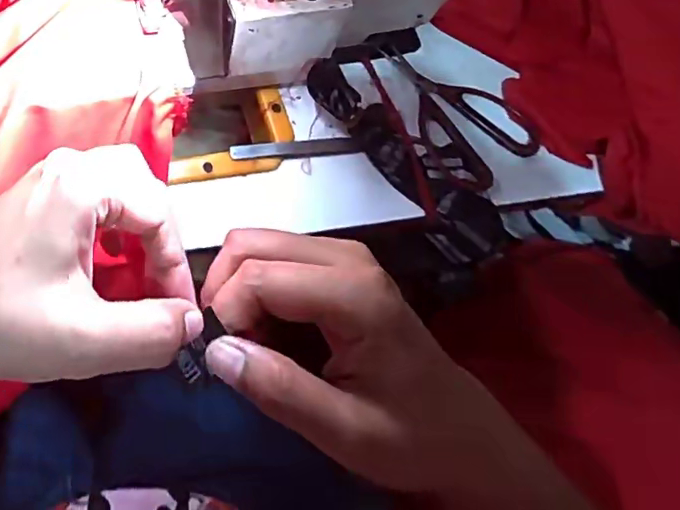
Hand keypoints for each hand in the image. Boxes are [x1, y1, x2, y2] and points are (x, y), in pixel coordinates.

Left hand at [0, 144, 200, 383]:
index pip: (157, 211)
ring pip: (116, 183)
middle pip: (140, 182)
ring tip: (135, 273)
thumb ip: (150, 333)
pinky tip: (101, 258)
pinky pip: (90, 192)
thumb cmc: (0, 319)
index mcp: (81, 184)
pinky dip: (110, 220)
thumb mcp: (84, 339)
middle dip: (158, 233)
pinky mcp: (32, 192)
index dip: (176, 267)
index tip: (178, 316)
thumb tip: (189, 322)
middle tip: (158, 281)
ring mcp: (46, 175)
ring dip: (135, 225)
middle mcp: (67, 166)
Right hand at [202, 231, 588, 507]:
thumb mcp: (346, 433)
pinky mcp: (334, 259)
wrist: (462, 430)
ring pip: (255, 243)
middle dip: (222, 291)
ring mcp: (340, 252)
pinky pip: (271, 253)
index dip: (227, 312)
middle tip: (223, 345)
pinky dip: (250, 285)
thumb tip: (216, 351)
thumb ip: (281, 390)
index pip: (259, 275)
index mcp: (354, 292)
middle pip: (249, 244)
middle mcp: (344, 255)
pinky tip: (261, 328)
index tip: (219, 359)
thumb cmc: (412, 436)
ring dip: (234, 287)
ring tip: (244, 341)